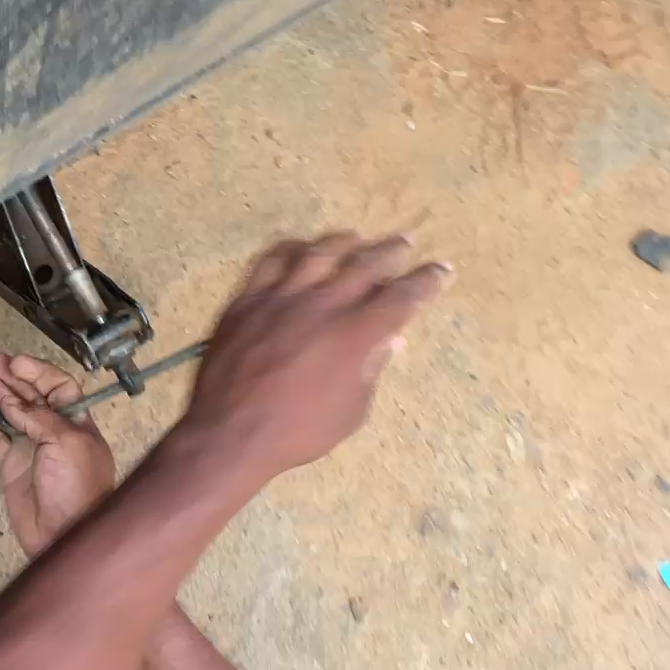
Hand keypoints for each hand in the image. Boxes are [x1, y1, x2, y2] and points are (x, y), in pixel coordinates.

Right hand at [0, 354, 117, 555]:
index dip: (38, 372)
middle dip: (9, 378)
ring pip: (8, 413)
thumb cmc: (77, 485)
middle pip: (29, 396)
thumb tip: (15, 404)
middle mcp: (53, 431)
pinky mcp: (11, 466)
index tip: (15, 363)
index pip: (58, 387)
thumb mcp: (66, 442)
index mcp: (76, 422)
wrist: (64, 534)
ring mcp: (30, 448)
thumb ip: (40, 418)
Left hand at [175, 233, 448, 485]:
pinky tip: (297, 250)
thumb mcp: (350, 410)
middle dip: (389, 252)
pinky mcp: (245, 303)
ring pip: (317, 255)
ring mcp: (279, 299)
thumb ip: (370, 369)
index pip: (402, 296)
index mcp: (355, 334)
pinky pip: (268, 264)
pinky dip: (288, 252)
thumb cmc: (296, 431)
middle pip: (364, 266)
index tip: (440, 270)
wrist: (228, 431)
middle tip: (403, 243)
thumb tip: (389, 340)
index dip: (426, 281)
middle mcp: (321, 306)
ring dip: (341, 243)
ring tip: (354, 237)